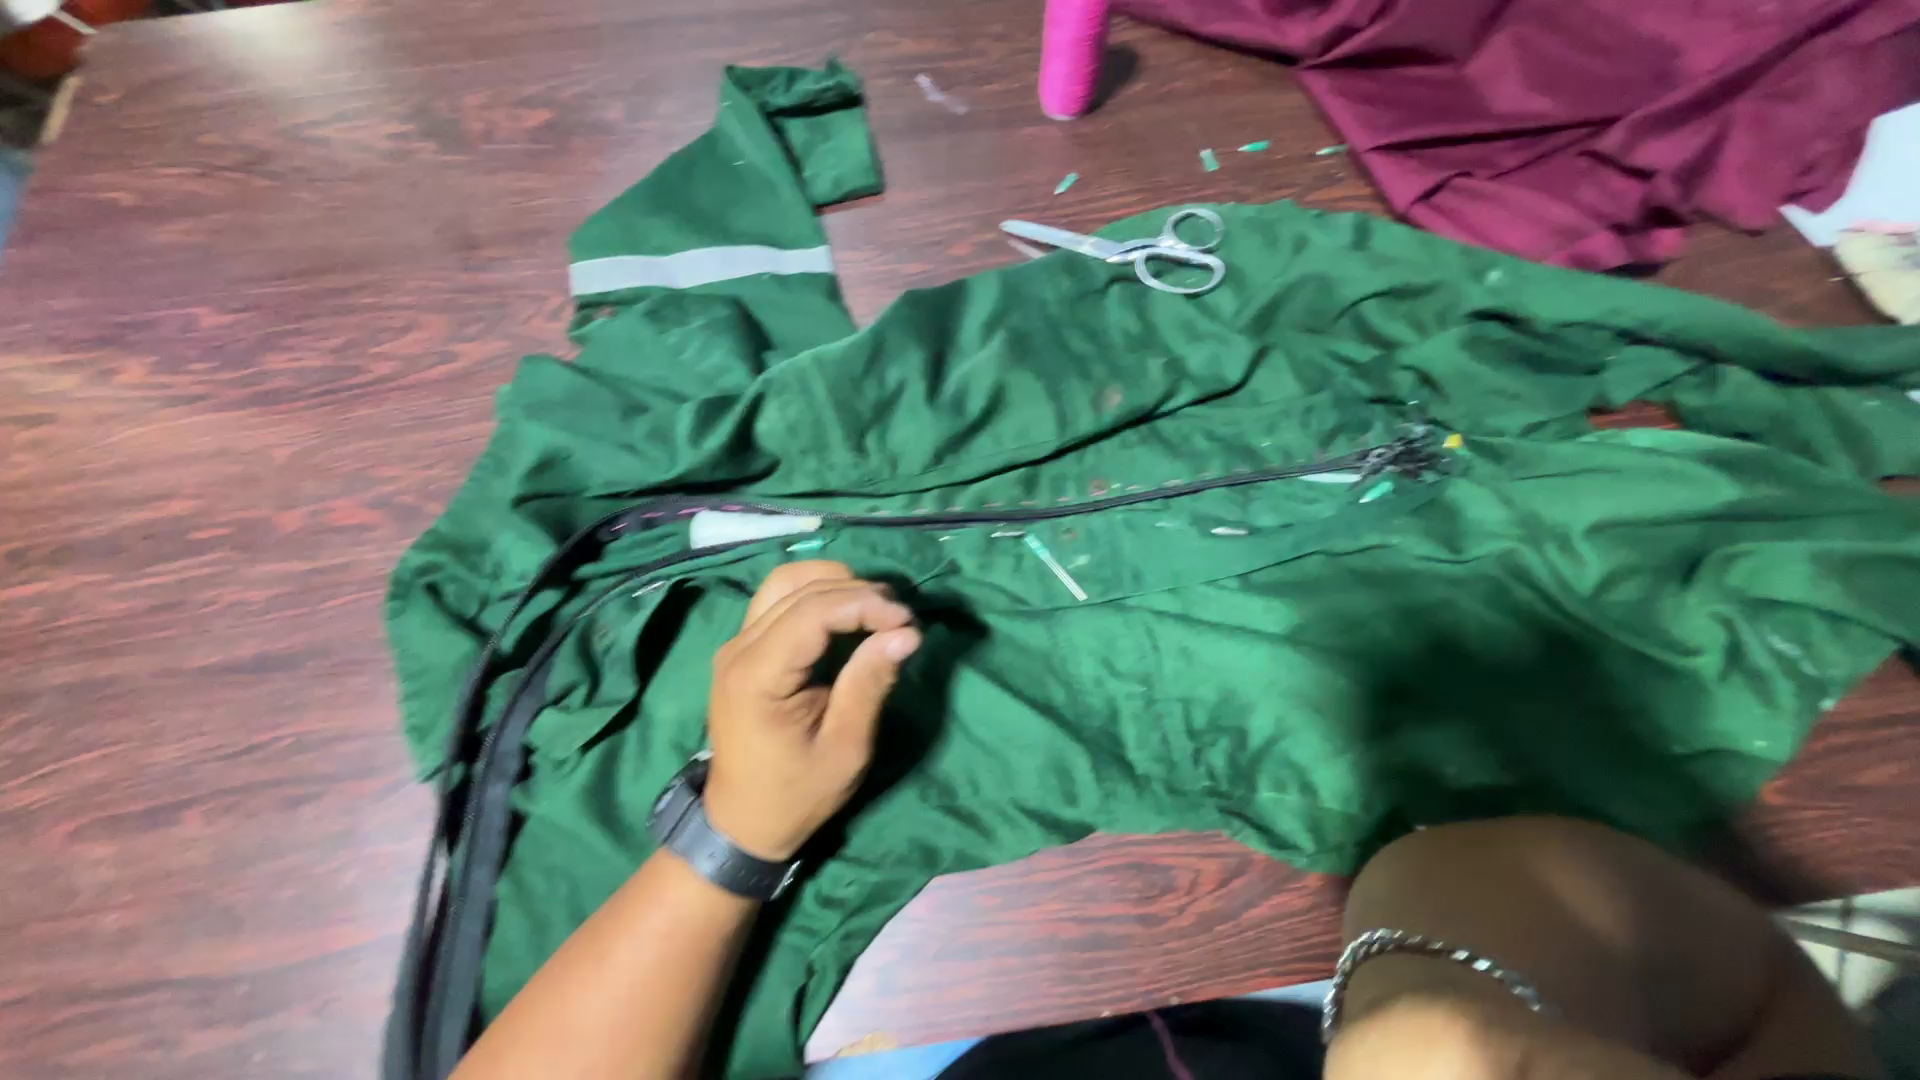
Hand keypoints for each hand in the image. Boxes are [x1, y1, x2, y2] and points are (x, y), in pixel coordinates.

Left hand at [702, 561, 922, 862]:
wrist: (743, 822)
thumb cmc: (797, 793)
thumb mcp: (846, 748)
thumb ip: (870, 684)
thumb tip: (907, 633)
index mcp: (758, 676)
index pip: (812, 611)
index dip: (864, 604)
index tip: (906, 621)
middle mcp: (739, 648)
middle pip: (800, 587)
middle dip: (857, 592)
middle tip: (901, 619)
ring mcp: (736, 644)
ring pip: (786, 582)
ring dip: (835, 584)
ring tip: (877, 610)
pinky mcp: (743, 647)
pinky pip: (779, 599)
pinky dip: (818, 595)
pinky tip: (848, 614)